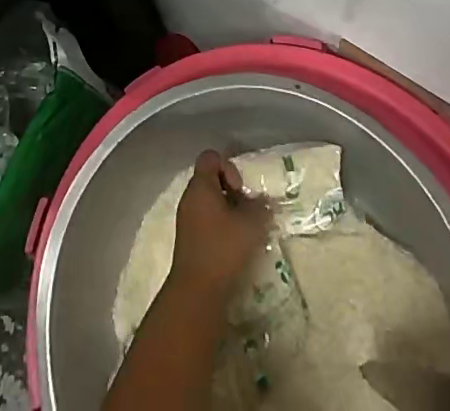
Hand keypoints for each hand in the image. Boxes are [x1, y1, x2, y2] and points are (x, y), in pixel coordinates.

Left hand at [170, 150, 270, 294]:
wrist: (197, 290)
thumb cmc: (223, 249)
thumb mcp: (251, 224)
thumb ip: (261, 206)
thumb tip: (263, 201)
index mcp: (200, 186)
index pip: (210, 158)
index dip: (229, 166)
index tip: (240, 189)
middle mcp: (189, 198)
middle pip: (210, 178)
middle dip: (232, 189)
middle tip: (247, 207)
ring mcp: (187, 218)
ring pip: (209, 200)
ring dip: (228, 208)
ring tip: (245, 226)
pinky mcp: (189, 237)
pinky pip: (206, 218)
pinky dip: (221, 222)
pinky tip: (235, 241)